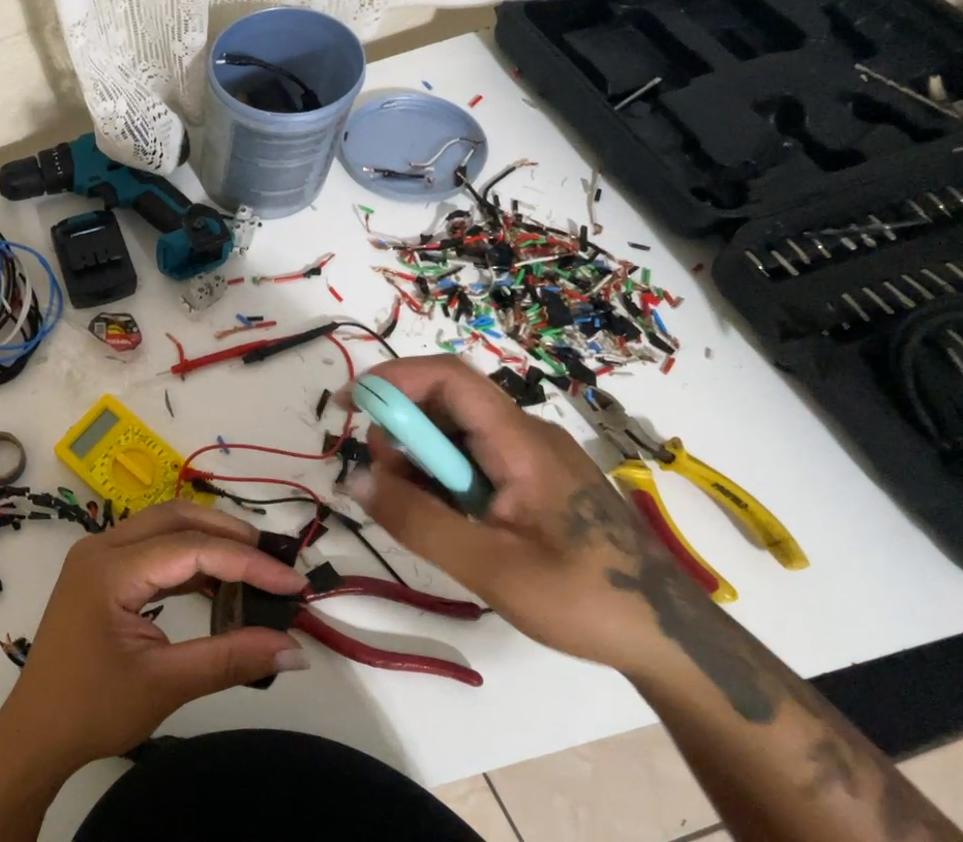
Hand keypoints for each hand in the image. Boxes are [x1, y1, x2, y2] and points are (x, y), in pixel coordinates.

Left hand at [0, 501, 310, 769]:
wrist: (37, 729)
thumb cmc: (93, 707)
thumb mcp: (166, 683)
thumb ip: (230, 658)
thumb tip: (294, 648)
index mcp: (110, 568)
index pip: (191, 548)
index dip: (248, 562)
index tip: (296, 583)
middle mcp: (101, 548)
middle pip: (175, 519)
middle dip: (229, 534)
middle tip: (277, 563)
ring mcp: (97, 558)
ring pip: (162, 529)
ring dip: (209, 541)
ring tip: (257, 569)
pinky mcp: (101, 574)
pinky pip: (150, 550)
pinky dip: (187, 558)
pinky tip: (219, 582)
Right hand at [348, 355, 720, 675]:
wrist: (670, 638)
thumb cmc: (585, 600)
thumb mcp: (490, 567)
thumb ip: (417, 520)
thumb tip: (354, 479)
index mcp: (522, 445)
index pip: (449, 379)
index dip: (392, 379)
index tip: (348, 406)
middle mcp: (528, 437)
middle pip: (445, 404)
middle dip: (400, 434)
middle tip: (387, 487)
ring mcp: (534, 458)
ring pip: (455, 434)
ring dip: (419, 462)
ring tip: (420, 515)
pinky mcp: (535, 481)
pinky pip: (473, 460)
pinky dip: (442, 480)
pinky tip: (448, 522)